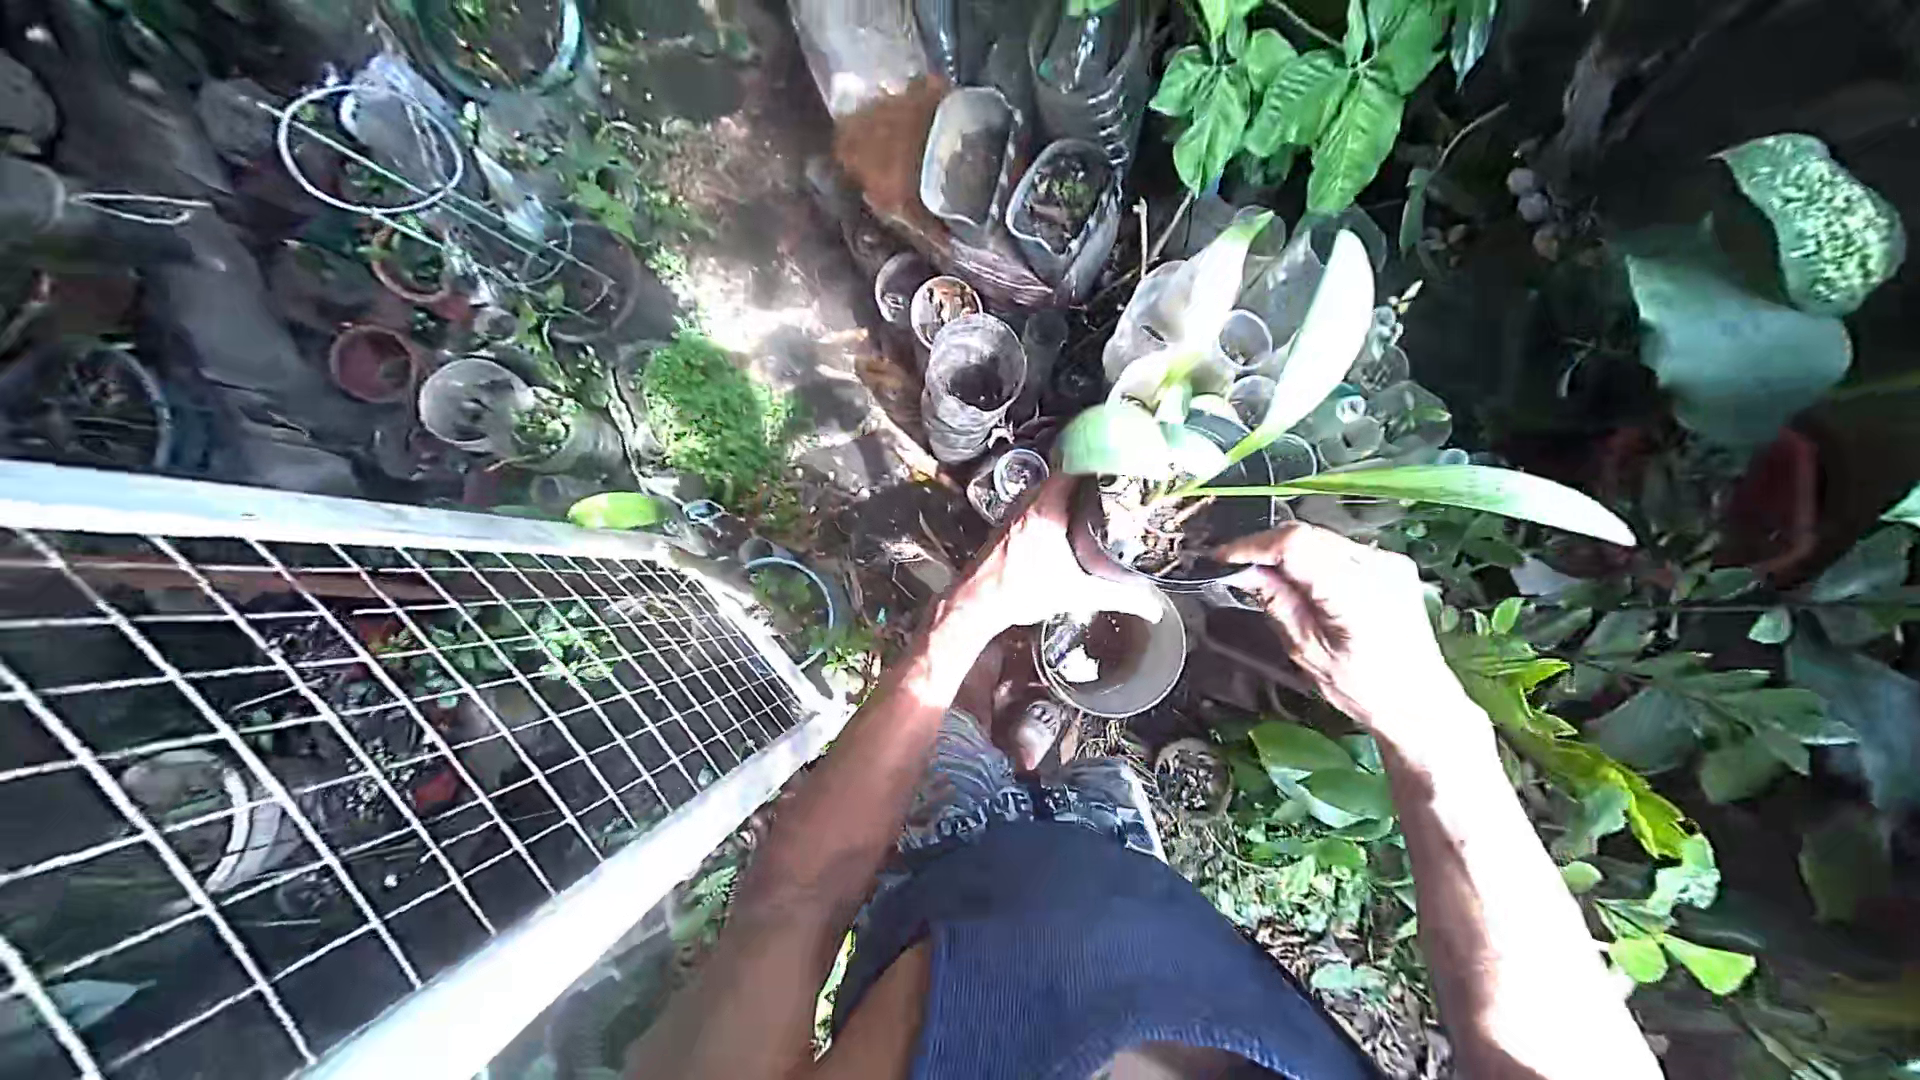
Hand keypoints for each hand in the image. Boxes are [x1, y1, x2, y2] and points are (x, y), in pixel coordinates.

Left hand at [944, 475, 1163, 641]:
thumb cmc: (1018, 592)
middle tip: (1118, 479)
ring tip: (1100, 495)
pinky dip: (1056, 504)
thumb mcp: (1077, 593)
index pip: (1074, 467)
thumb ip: (1118, 596)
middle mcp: (1029, 504)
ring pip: (1050, 489)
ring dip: (1072, 491)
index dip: (1098, 459)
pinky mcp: (1011, 524)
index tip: (1121, 458)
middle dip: (1091, 476)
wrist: (978, 602)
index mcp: (1046, 510)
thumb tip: (1153, 606)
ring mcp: (1017, 512)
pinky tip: (1071, 519)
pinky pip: (1038, 502)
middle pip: (1065, 475)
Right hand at [1216, 523, 1478, 753]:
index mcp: (1355, 593)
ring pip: (1319, 536)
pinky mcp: (1389, 563)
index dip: (1252, 545)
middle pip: (1306, 535)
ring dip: (1284, 549)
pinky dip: (1307, 555)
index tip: (1221, 558)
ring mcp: (1387, 561)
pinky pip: (1336, 546)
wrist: (1420, 702)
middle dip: (1263, 546)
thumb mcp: (1305, 649)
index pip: (1295, 545)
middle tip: (1234, 566)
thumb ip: (1276, 603)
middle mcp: (1376, 567)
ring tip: (1260, 572)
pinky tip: (1294, 576)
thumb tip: (1243, 571)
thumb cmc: (1362, 688)